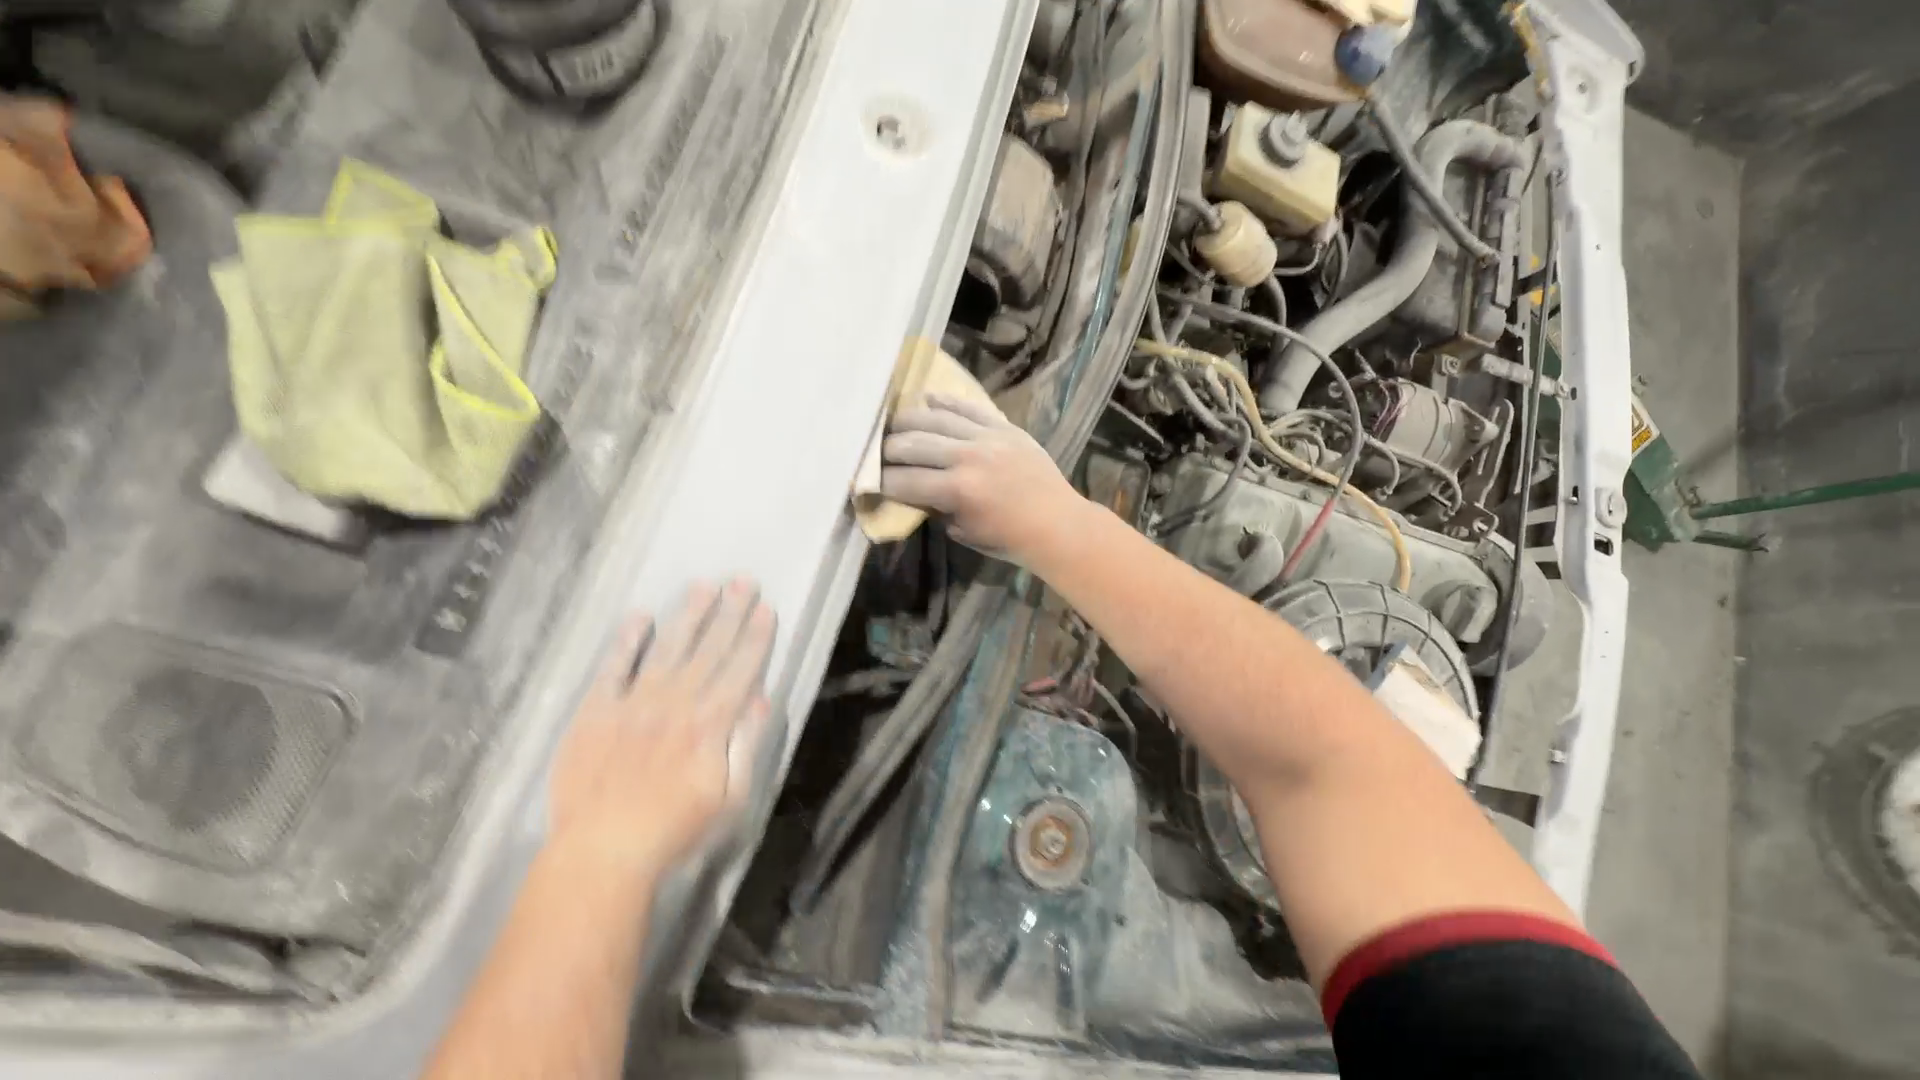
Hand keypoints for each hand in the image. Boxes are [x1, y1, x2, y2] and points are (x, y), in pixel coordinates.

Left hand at [549, 579, 778, 879]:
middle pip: (709, 649)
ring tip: (704, 586)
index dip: (756, 637)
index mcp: (710, 724)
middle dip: (729, 613)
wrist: (602, 850)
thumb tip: (760, 700)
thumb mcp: (731, 798)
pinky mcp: (596, 711)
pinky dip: (627, 641)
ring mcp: (633, 702)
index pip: (740, 669)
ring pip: (667, 648)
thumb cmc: (675, 830)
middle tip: (743, 580)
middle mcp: (675, 702)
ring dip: (688, 615)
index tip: (766, 608)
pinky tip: (639, 616)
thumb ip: (746, 745)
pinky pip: (614, 667)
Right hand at [879, 393, 1082, 562]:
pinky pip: (968, 406)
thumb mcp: (963, 531)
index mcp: (957, 490)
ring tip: (891, 425)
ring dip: (907, 421)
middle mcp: (968, 457)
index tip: (864, 480)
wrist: (1057, 523)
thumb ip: (934, 507)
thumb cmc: (1008, 538)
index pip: (904, 480)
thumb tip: (909, 489)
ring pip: (936, 418)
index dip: (879, 481)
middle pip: (913, 443)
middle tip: (873, 452)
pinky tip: (926, 401)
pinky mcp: (1003, 426)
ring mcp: (987, 436)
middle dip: (886, 449)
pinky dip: (944, 402)